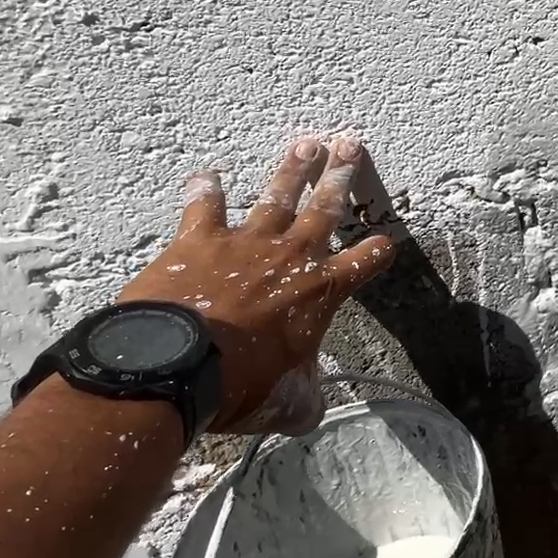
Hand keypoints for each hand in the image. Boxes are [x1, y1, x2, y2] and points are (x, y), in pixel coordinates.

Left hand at [117, 136, 396, 434]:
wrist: (172, 367)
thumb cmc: (239, 384)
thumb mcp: (285, 401)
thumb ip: (306, 400)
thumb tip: (315, 414)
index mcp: (322, 288)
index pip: (369, 261)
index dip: (380, 250)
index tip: (385, 243)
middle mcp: (294, 255)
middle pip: (328, 206)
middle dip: (342, 174)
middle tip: (351, 144)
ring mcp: (248, 242)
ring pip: (279, 194)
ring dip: (293, 168)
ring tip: (306, 142)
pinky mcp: (200, 241)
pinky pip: (205, 207)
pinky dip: (204, 190)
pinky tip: (204, 174)